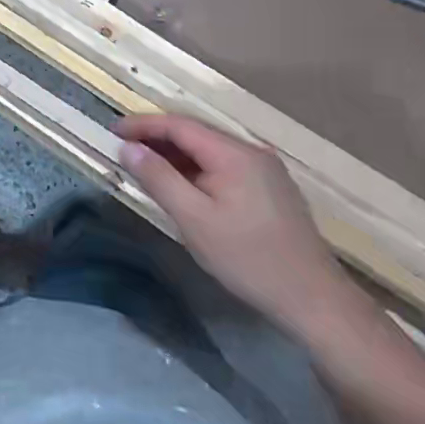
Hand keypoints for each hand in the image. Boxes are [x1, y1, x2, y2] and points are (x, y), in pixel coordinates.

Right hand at [116, 114, 353, 330]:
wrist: (312, 298)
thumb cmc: (247, 258)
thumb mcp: (194, 219)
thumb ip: (159, 178)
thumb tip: (129, 148)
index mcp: (234, 153)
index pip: (180, 125)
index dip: (143, 125)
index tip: (112, 132)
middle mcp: (252, 152)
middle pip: (196, 134)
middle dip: (157, 138)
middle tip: (123, 150)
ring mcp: (265, 170)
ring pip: (210, 151)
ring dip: (176, 155)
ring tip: (145, 167)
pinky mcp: (270, 189)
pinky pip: (224, 166)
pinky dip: (196, 169)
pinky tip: (182, 186)